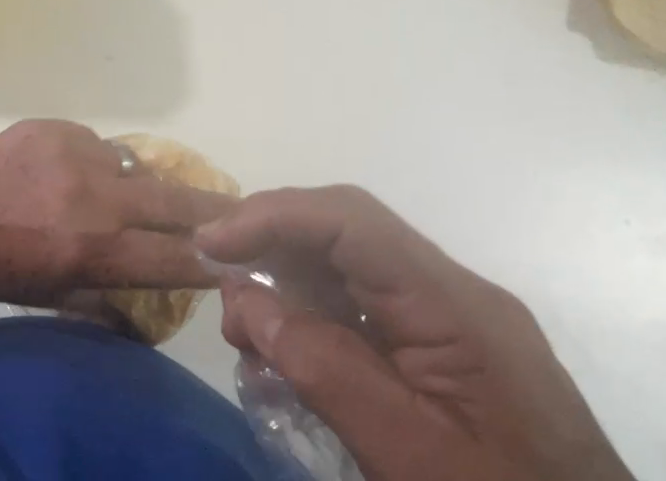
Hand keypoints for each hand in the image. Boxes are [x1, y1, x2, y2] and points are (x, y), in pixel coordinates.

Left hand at [0, 119, 234, 307]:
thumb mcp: (54, 298)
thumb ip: (109, 304)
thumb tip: (150, 318)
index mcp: (99, 250)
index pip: (181, 257)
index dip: (215, 261)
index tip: (238, 260)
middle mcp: (98, 199)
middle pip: (179, 202)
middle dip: (213, 212)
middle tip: (234, 214)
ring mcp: (76, 155)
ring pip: (136, 167)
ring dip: (139, 184)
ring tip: (121, 194)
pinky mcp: (56, 128)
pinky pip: (96, 144)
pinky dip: (95, 161)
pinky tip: (72, 173)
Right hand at [198, 186, 633, 480]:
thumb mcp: (405, 449)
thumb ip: (322, 367)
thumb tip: (245, 298)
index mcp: (457, 308)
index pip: (350, 221)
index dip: (270, 216)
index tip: (208, 244)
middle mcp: (455, 295)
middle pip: (343, 231)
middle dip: (269, 245)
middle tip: (217, 285)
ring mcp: (452, 321)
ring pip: (346, 265)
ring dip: (283, 283)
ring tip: (244, 334)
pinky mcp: (444, 349)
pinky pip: (362, 306)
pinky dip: (310, 317)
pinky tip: (283, 353)